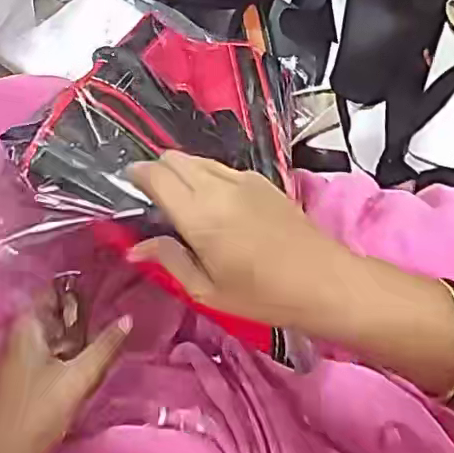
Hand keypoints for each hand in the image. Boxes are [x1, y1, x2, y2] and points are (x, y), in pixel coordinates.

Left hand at [0, 295, 131, 452]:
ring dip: (79, 336)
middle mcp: (20, 334)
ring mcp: (21, 357)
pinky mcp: (25, 378)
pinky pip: (52, 354)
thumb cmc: (37, 414)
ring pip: (56, 336)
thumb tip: (128, 318)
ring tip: (110, 333)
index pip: (55, 290)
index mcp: (26, 324)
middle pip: (57, 313)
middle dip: (83, 314)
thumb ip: (104, 347)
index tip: (110, 285)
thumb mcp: (77, 378)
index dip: (80, 287)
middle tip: (116, 311)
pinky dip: (70, 354)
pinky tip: (90, 362)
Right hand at [124, 151, 359, 330]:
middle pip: (174, 157)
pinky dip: (206, 175)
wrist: (324, 281)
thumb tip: (135, 247)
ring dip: (181, 171)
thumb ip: (168, 261)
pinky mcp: (261, 179)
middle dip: (157, 169)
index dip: (136, 174)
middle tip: (153, 197)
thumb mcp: (207, 290)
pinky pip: (220, 167)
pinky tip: (214, 204)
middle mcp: (217, 186)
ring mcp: (242, 179)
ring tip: (182, 201)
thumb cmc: (262, 295)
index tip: (129, 185)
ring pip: (197, 159)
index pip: (156, 174)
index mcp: (199, 214)